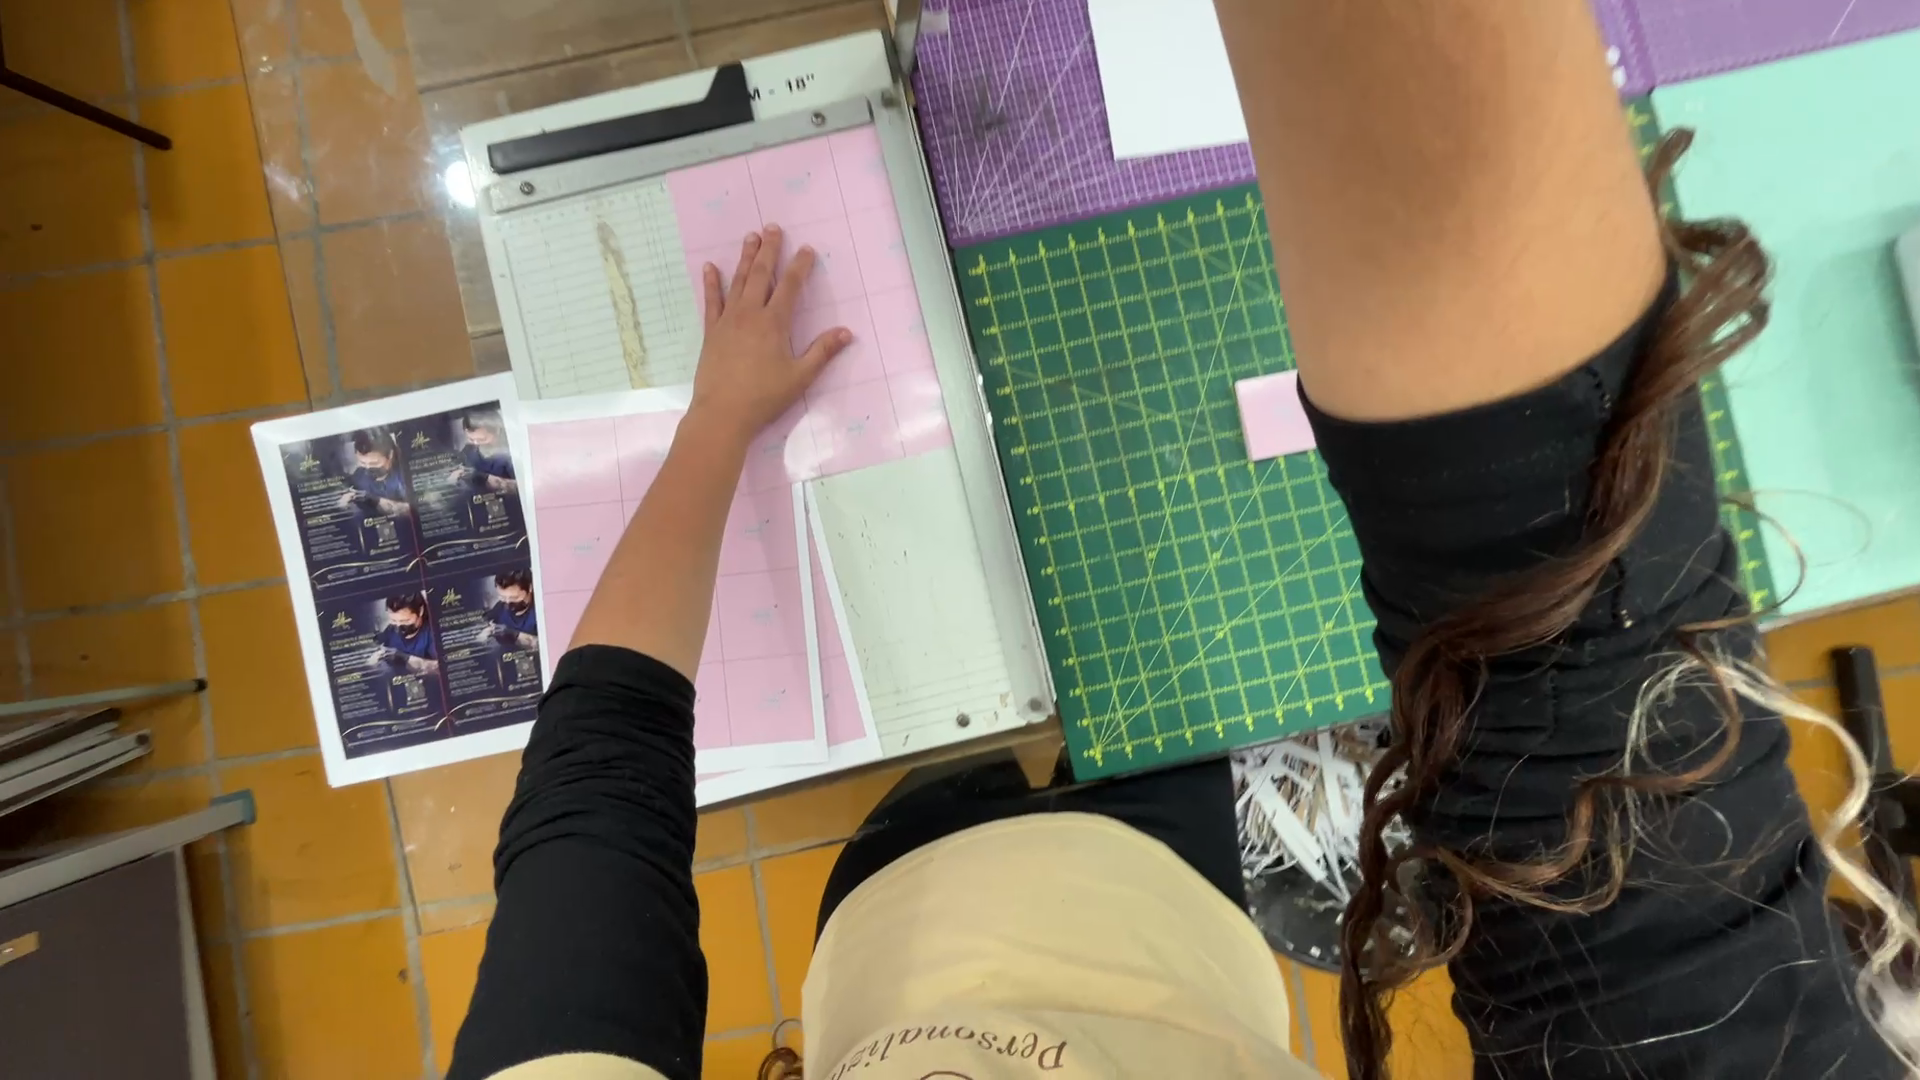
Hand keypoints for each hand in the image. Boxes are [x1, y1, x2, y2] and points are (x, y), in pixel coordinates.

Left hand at [687, 225, 851, 442]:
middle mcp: (750, 314)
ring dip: (745, 258)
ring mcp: (728, 321)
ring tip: (750, 237)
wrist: (723, 412)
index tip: (807, 250)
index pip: (789, 287)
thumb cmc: (765, 396)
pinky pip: (711, 301)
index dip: (799, 267)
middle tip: (773, 228)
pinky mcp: (711, 332)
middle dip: (769, 251)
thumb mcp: (800, 376)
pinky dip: (711, 283)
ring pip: (737, 281)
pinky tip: (710, 267)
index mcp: (774, 323)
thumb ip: (822, 351)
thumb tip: (846, 332)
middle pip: (760, 275)